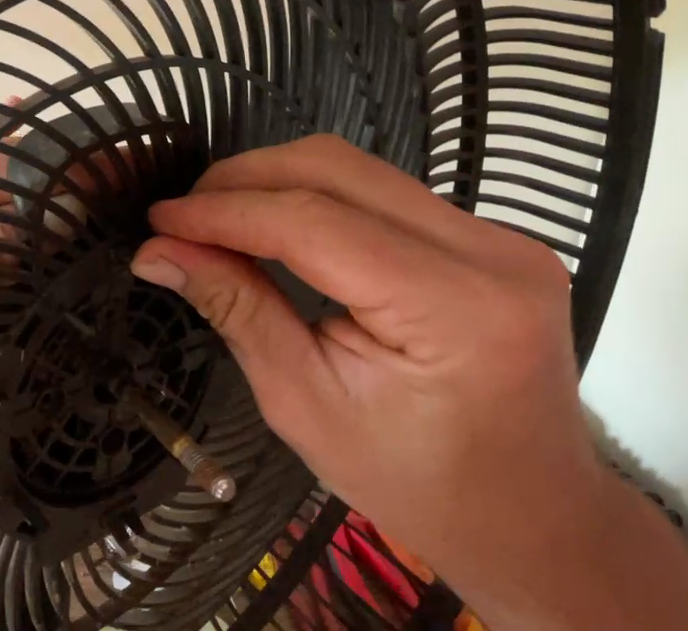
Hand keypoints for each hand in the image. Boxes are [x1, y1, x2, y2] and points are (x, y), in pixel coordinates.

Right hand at [130, 135, 687, 630]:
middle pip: (336, 169)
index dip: (225, 212)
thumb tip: (155, 252)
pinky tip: (272, 226)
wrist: (532, 519)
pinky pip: (379, 190)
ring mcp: (499, 237)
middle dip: (243, 180)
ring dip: (273, 182)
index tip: (158, 220)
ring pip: (356, 168)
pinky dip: (312, 197)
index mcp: (455, 309)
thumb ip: (236, 310)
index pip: (315, 223)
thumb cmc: (416, 483)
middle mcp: (491, 253)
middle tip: (181, 216)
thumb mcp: (304, 405)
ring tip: (216, 219)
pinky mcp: (488, 237)